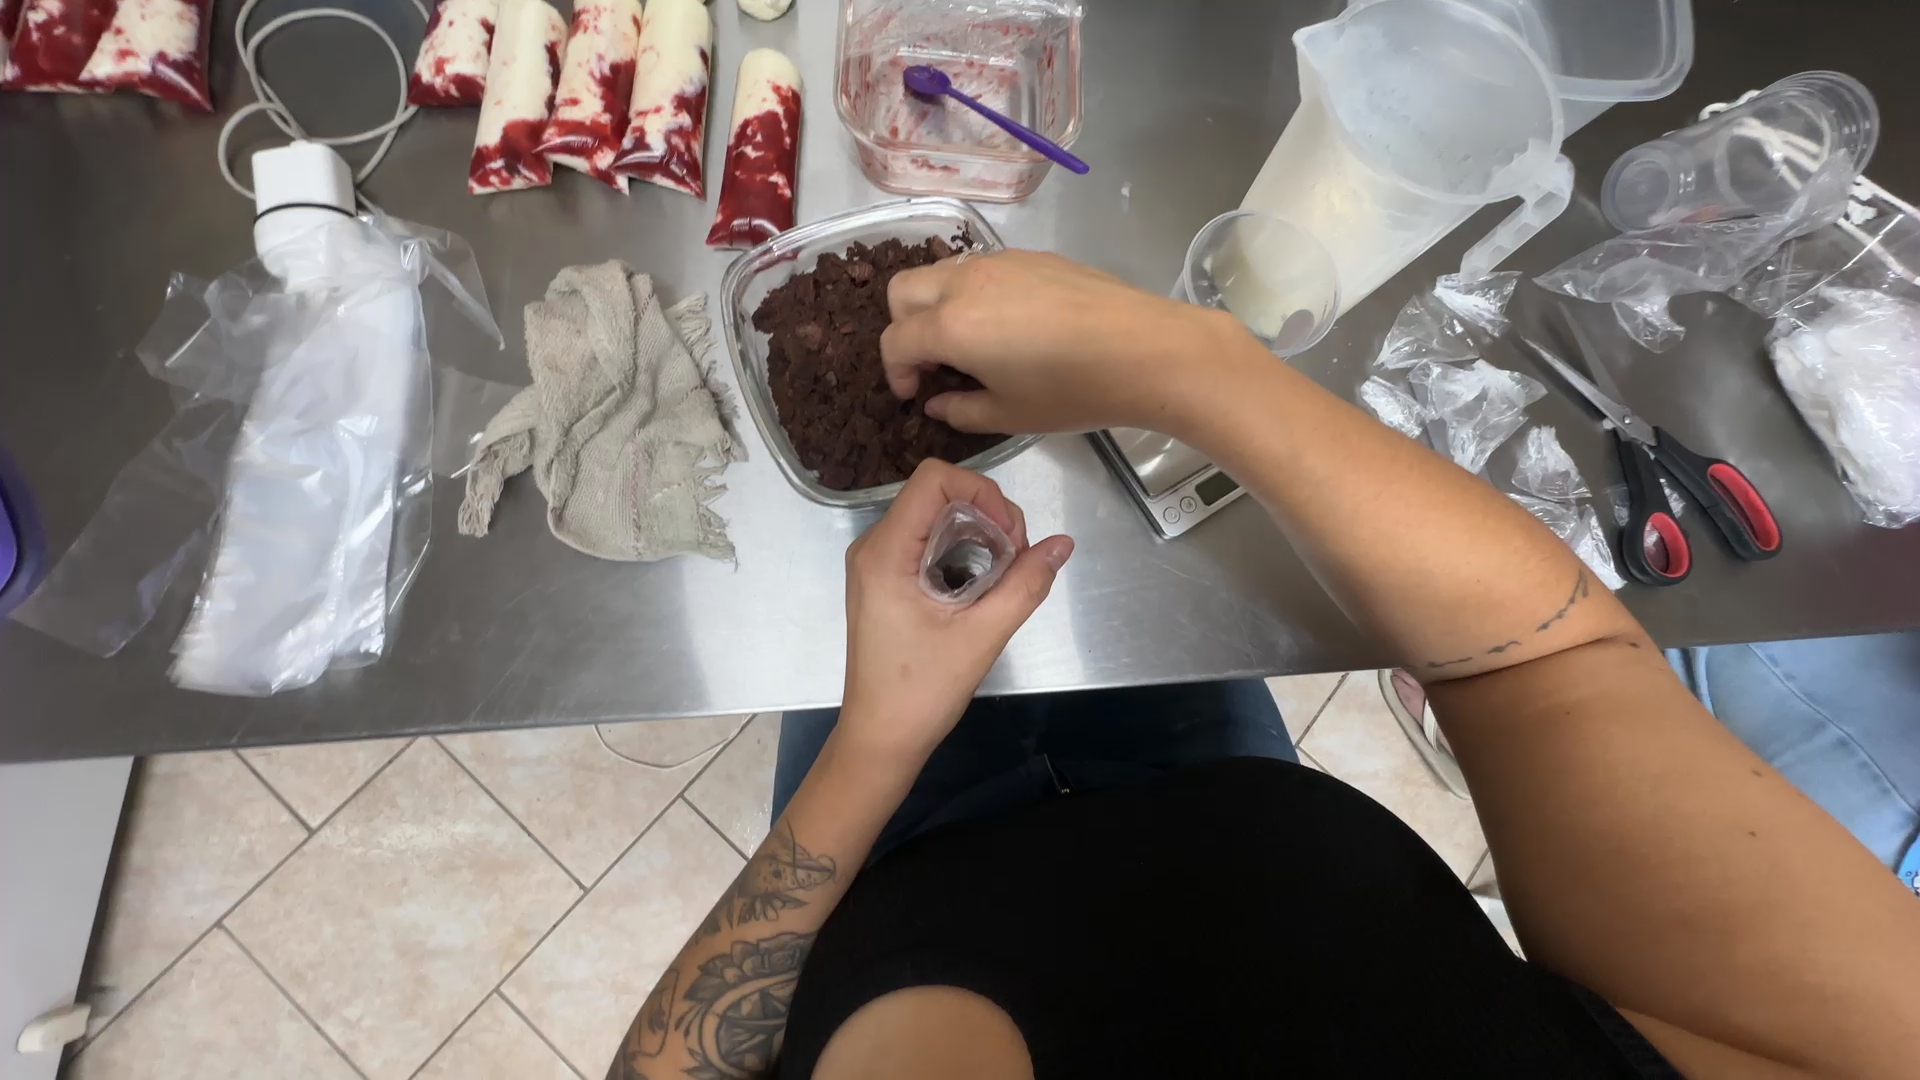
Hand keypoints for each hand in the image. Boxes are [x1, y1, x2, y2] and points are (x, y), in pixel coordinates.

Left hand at [838, 459, 1073, 766]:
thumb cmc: (921, 692)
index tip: (1009, 535)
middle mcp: (873, 547)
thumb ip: (1025, 585)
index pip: (934, 479)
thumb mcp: (981, 636)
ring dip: (977, 534)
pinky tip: (980, 584)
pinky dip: (960, 550)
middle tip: (1015, 559)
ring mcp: (875, 563)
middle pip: (937, 495)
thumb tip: (1063, 543)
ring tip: (1003, 574)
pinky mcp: (884, 580)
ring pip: (934, 518)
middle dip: (986, 515)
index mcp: (885, 552)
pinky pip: (925, 542)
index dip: (981, 491)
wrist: (881, 738)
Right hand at [879, 249, 1254, 436]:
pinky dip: (971, 293)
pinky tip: (1006, 324)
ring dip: (936, 306)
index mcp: (952, 325)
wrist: (1144, 350)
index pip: (896, 340)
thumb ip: (960, 410)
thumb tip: (936, 403)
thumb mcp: (1009, 414)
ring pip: (941, 272)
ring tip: (967, 343)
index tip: (914, 394)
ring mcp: (1000, 261)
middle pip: (903, 291)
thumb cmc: (1072, 391)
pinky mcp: (1031, 256)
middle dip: (903, 327)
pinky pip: (980, 267)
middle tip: (930, 363)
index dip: (895, 372)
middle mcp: (966, 282)